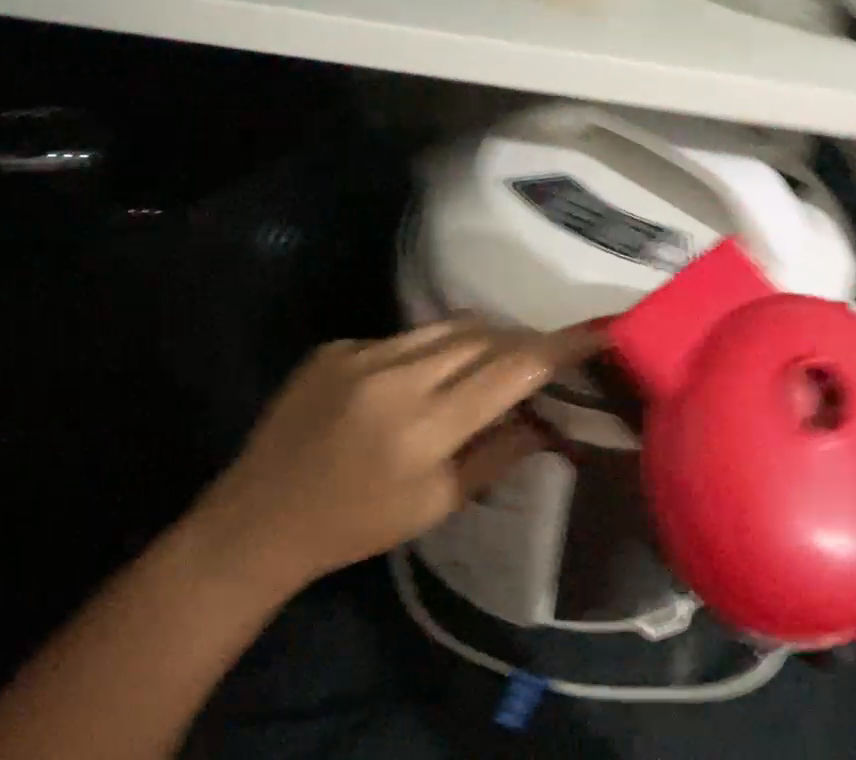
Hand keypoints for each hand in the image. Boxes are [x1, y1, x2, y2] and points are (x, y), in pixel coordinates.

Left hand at [188, 319, 599, 589]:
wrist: (256, 522)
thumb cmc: (356, 526)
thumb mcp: (437, 504)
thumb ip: (497, 454)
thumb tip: (548, 421)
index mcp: (425, 426)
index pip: (512, 370)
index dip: (561, 347)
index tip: (599, 331)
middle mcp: (395, 378)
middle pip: (485, 337)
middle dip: (525, 340)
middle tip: (550, 352)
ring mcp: (360, 355)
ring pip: (447, 328)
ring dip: (483, 338)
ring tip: (498, 357)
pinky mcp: (335, 348)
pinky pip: (404, 337)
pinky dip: (431, 350)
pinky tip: (425, 379)